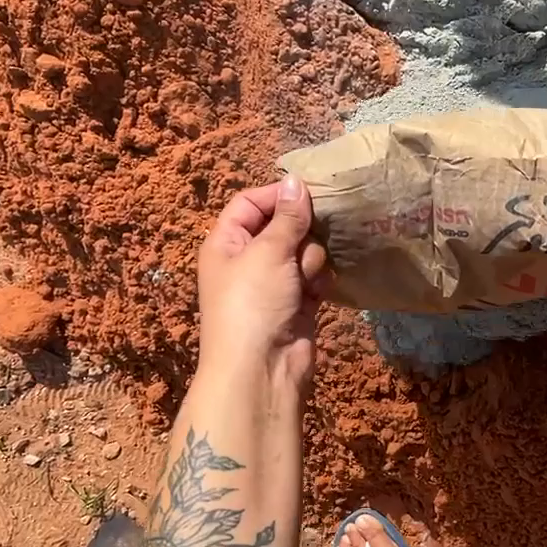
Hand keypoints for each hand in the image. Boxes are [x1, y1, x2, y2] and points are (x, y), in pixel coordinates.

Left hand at [197, 175, 325, 395]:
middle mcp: (248, 258)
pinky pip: (315, 276)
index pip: (250, 202)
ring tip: (305, 282)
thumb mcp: (268, 251)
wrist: (262, 366)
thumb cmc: (253, 303)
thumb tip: (296, 180)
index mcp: (227, 241)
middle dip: (301, 234)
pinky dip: (319, 282)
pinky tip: (316, 295)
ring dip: (311, 262)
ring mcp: (274, 281)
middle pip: (284, 226)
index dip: (278, 196)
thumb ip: (288, 216)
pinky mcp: (298, 300)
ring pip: (305, 251)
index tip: (310, 195)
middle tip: (301, 248)